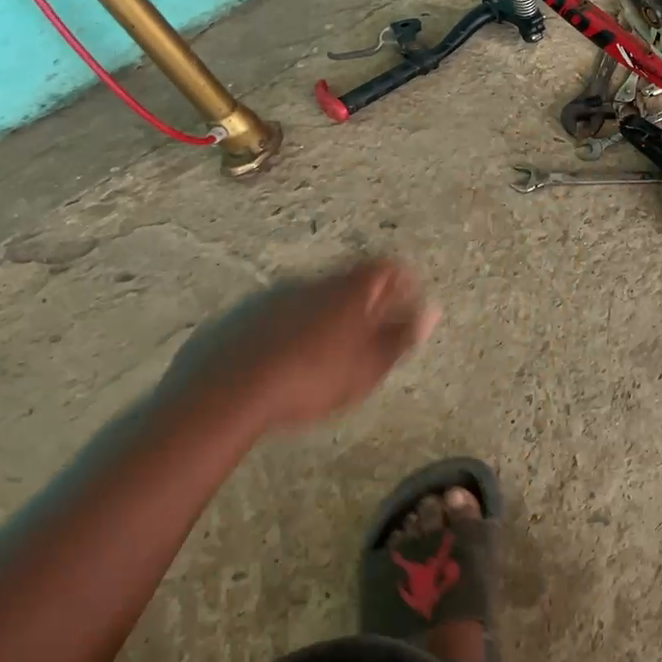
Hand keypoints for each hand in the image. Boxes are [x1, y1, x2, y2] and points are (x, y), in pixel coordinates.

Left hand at [162, 258, 439, 431]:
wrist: (230, 394)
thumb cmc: (315, 377)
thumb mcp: (371, 365)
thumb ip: (402, 336)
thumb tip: (431, 312)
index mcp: (352, 289)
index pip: (388, 267)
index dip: (404, 282)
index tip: (410, 304)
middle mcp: (316, 282)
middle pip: (351, 279)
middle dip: (367, 301)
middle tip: (374, 332)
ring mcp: (276, 297)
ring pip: (316, 296)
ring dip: (330, 315)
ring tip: (334, 350)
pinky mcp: (244, 317)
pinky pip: (284, 314)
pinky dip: (297, 328)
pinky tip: (293, 358)